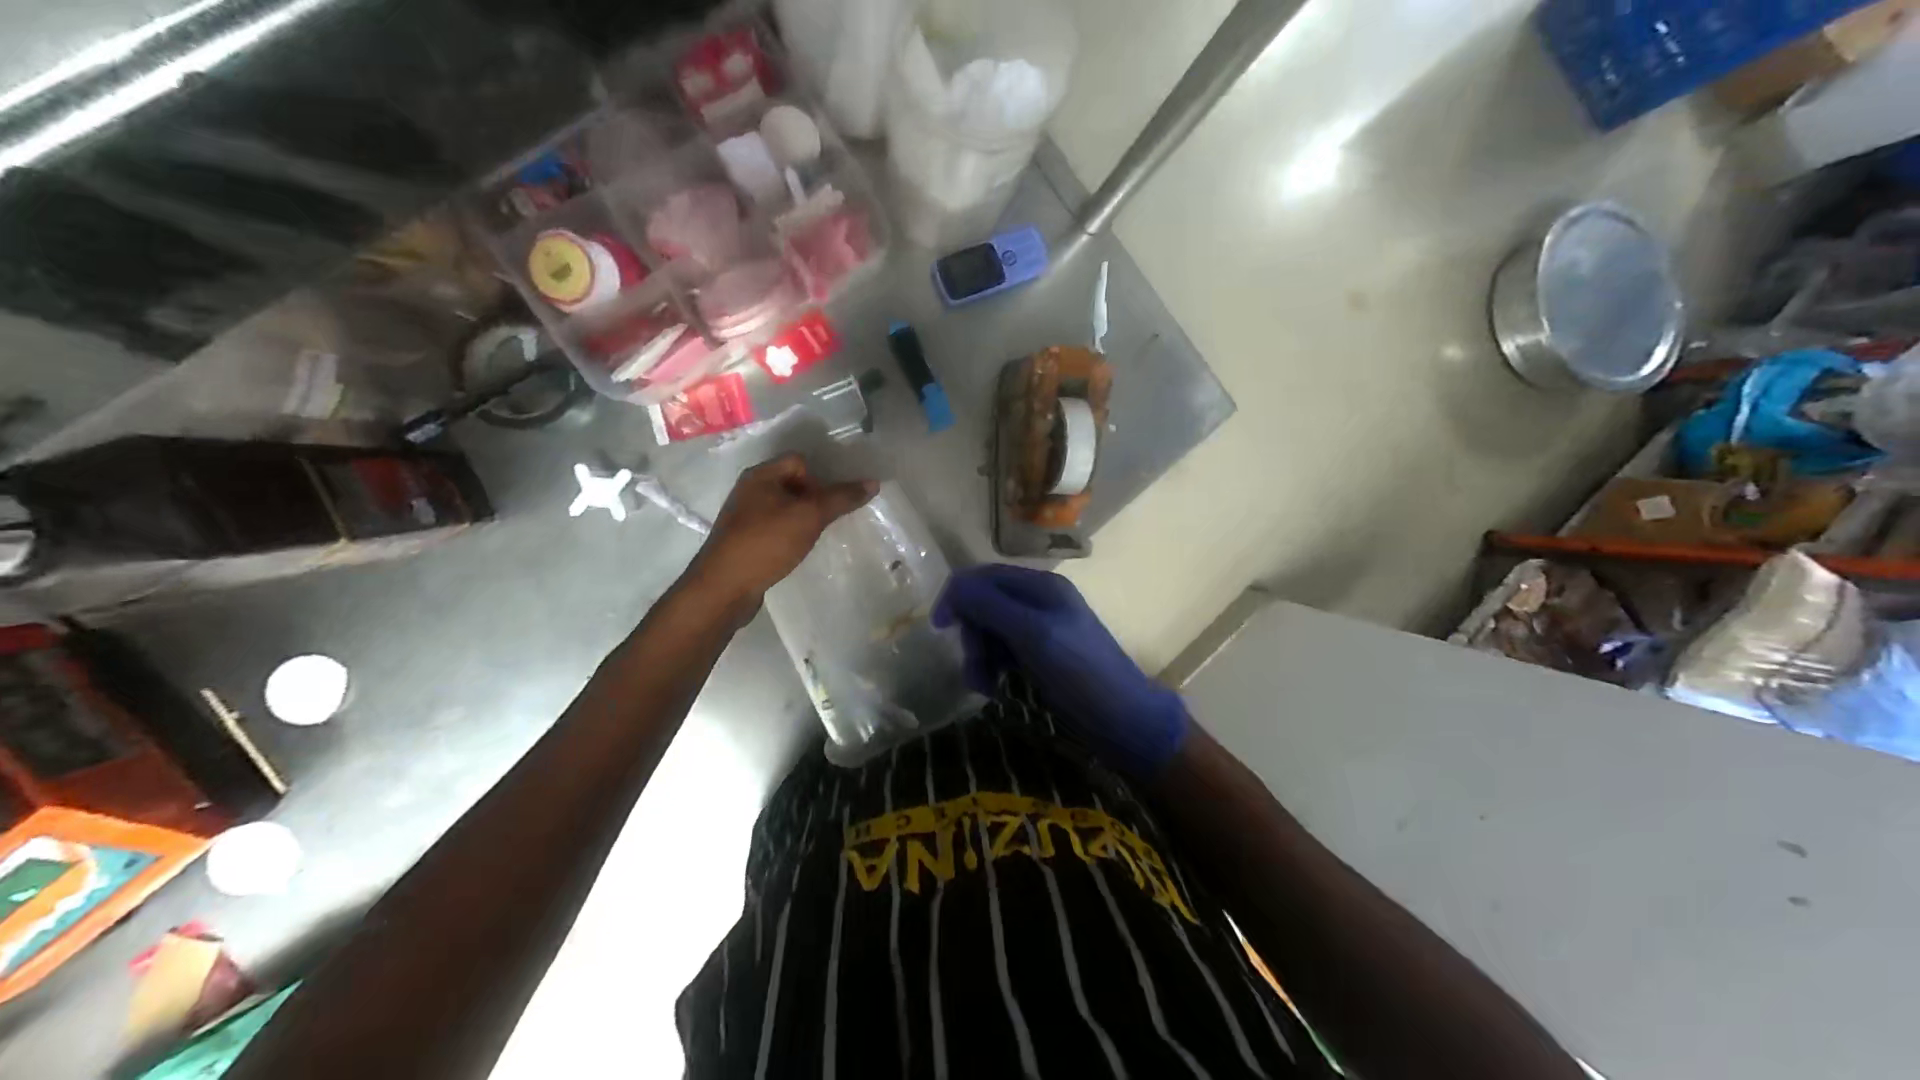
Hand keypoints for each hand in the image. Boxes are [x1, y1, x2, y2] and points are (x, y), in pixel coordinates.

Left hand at [689, 454, 876, 614]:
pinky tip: (792, 553)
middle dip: (813, 501)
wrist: (725, 586)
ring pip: (783, 508)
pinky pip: (773, 529)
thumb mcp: (810, 516)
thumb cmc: (767, 542)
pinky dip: (787, 537)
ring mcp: (743, 516)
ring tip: (810, 540)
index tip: (825, 506)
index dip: (818, 479)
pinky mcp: (743, 540)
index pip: (800, 461)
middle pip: (792, 484)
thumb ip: (841, 498)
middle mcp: (749, 490)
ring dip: (801, 520)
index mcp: (760, 475)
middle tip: (822, 523)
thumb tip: (873, 482)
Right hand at [933, 564, 1187, 777]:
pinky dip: (993, 668)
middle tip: (974, 666)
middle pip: (984, 604)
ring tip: (984, 686)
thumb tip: (954, 586)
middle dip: (972, 634)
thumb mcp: (1034, 635)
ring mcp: (1042, 630)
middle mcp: (1039, 602)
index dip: (958, 596)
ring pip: (991, 631)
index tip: (941, 629)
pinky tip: (995, 688)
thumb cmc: (1081, 674)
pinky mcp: (1041, 657)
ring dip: (980, 655)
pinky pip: (1003, 652)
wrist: (1124, 721)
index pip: (983, 576)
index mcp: (1041, 586)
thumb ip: (992, 606)